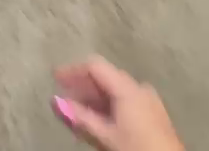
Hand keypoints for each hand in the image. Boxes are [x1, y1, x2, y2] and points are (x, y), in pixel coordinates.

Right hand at [51, 56, 185, 150]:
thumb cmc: (136, 149)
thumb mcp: (105, 136)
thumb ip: (80, 117)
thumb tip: (55, 101)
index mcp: (127, 87)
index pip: (95, 66)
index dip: (73, 70)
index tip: (55, 77)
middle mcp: (138, 86)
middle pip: (105, 77)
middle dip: (83, 86)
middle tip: (64, 97)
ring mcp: (148, 99)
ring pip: (115, 90)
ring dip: (95, 98)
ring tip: (78, 111)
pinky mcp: (153, 112)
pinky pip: (125, 100)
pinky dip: (109, 106)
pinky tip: (99, 119)